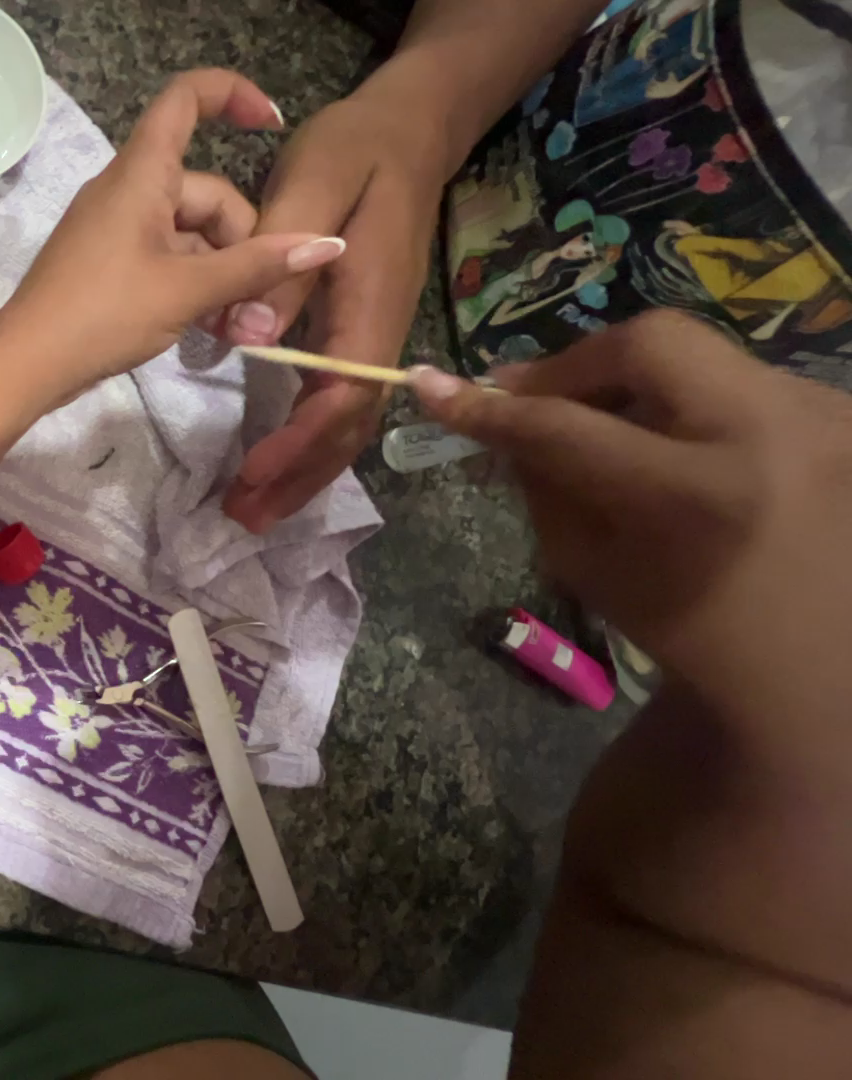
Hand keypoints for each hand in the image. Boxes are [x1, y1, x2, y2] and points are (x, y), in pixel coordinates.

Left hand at [0, 69, 346, 406]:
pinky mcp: (104, 268)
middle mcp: (125, 193)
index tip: (271, 125)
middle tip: (256, 299)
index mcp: (140, 175)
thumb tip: (327, 243)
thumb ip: (255, 267)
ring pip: (184, 235)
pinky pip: (160, 260)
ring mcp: (112, 233)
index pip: (186, 99)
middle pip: (202, 191)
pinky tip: (208, 326)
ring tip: (236, 326)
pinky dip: (187, 285)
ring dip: (217, 273)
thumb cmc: (102, 315)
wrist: (25, 366)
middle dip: (239, 240)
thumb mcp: (185, 291)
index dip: (232, 95)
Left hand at [220, 90, 451, 532]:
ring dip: (297, 471)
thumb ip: (280, 258)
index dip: (297, 439)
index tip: (251, 473)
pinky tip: (267, 465)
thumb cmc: (357, 146)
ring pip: (338, 422)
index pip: (340, 393)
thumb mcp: (312, 183)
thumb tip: (250, 341)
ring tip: (250, 512)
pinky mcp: (349, 332)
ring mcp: (366, 335)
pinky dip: (298, 441)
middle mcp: (376, 330)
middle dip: (297, 476)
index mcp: (370, 302)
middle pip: (345, 426)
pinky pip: (327, 401)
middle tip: (246, 520)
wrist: (407, 126)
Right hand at [410, 311, 851, 714]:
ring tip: (600, 430)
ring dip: (625, 386)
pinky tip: (665, 443)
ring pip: (695, 358)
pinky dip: (676, 401)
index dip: (484, 405)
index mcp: (691, 494)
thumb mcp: (584, 559)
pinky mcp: (843, 415)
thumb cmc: (679, 623)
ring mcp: (826, 418)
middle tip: (529, 397)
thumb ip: (542, 479)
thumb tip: (496, 418)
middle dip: (570, 363)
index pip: (559, 424)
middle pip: (649, 341)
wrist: (818, 664)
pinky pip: (733, 381)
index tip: (427, 385)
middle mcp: (771, 435)